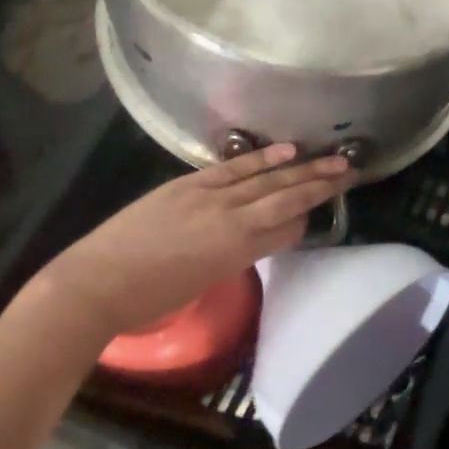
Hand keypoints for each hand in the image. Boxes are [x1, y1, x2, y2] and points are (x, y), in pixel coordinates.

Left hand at [34, 142, 354, 337]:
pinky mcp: (189, 184)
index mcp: (238, 251)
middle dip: (321, 185)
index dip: (307, 221)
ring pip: (267, 180)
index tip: (323, 211)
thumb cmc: (149, 297)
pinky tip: (287, 151)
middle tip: (352, 171)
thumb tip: (257, 235)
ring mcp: (211, 197)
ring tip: (333, 159)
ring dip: (303, 168)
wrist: (96, 283)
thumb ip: (236, 255)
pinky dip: (263, 158)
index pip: (287, 229)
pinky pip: (236, 169)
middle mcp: (233, 220)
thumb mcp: (205, 282)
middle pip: (287, 198)